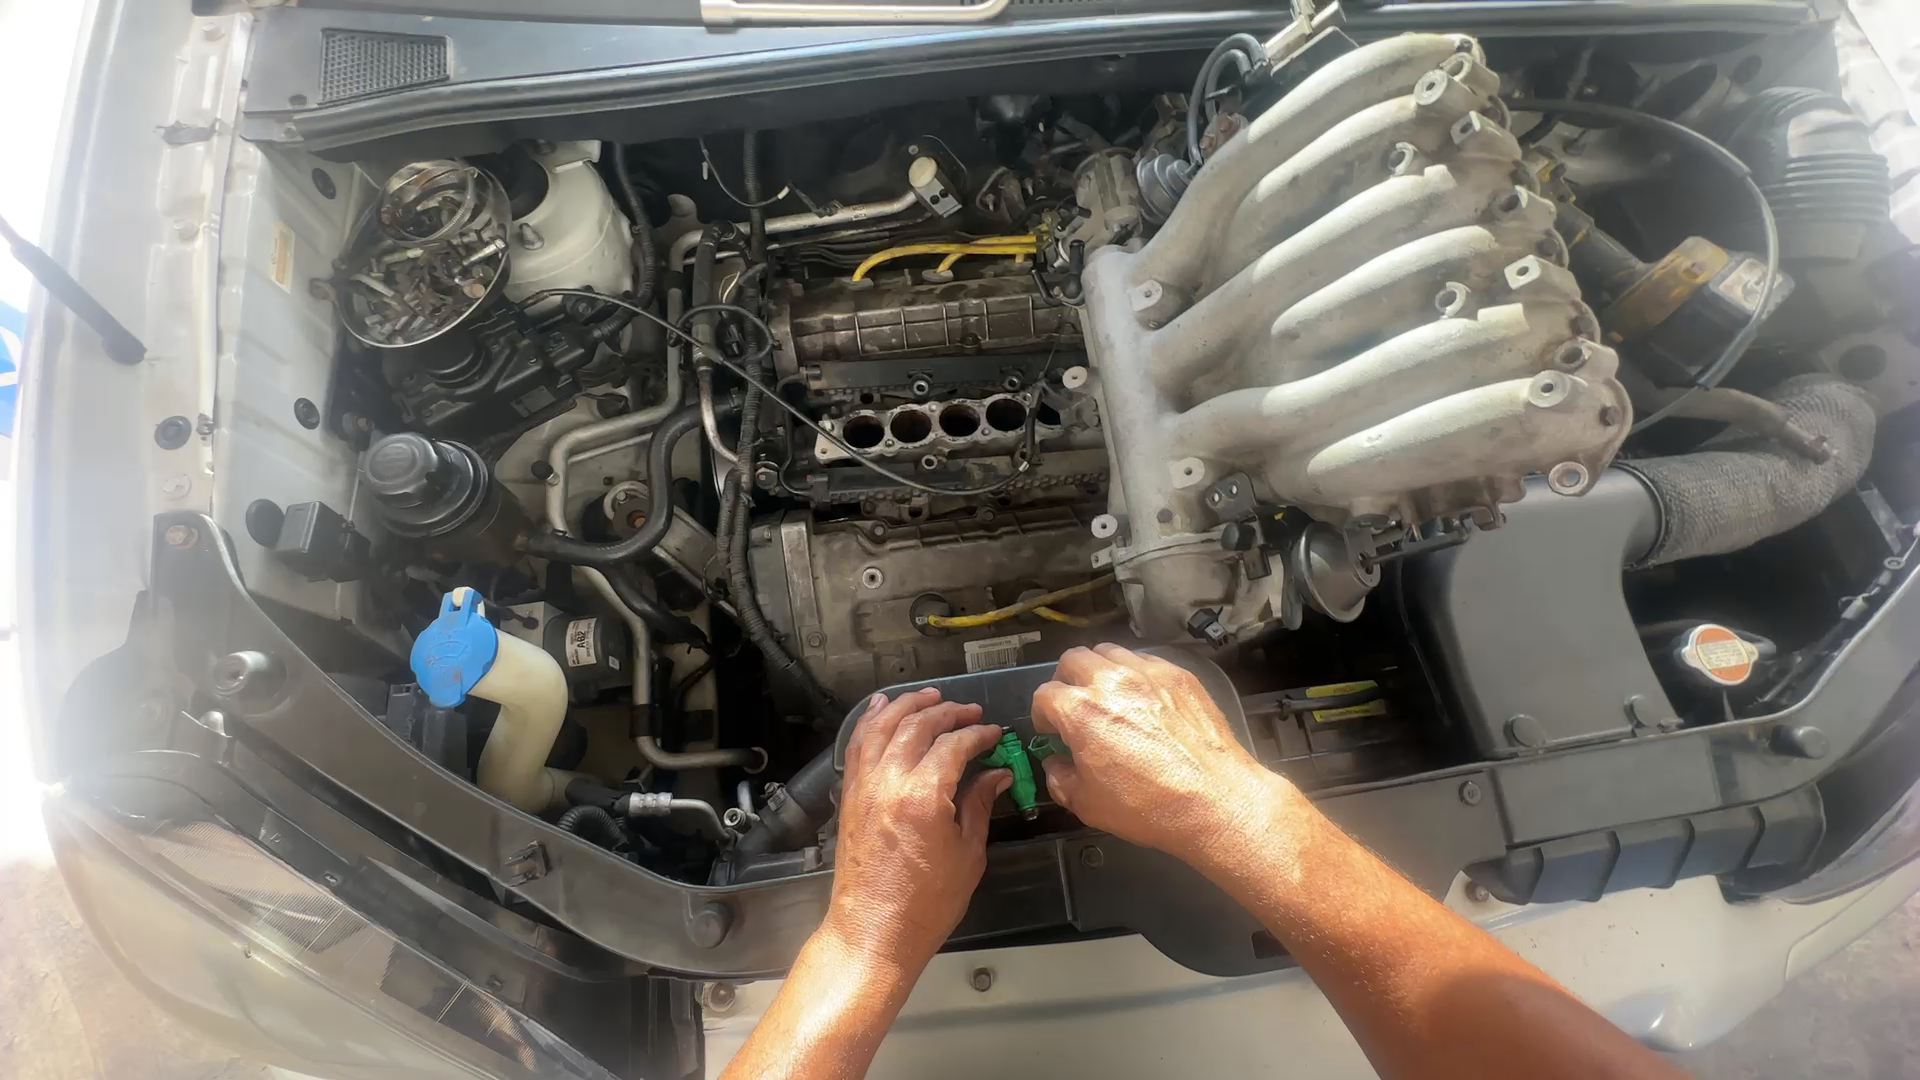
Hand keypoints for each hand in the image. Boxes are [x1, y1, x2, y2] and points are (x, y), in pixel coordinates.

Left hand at [826, 688, 1010, 971]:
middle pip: (918, 725)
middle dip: (948, 712)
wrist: (873, 932)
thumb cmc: (926, 904)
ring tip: (931, 696)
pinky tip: (882, 706)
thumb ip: (979, 805)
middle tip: (970, 712)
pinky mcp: (850, 794)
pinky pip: (858, 743)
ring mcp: (864, 785)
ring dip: (908, 704)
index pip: (954, 745)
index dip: (978, 734)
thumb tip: (998, 773)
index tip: (995, 734)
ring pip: (884, 725)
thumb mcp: (967, 855)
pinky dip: (871, 720)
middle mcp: (889, 781)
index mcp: (923, 796)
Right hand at [1032, 644, 1299, 869]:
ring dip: (1099, 669)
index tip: (1051, 729)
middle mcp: (1110, 682)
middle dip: (1065, 680)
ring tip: (1108, 695)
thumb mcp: (1088, 805)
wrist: (1216, 802)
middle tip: (1074, 704)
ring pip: (1108, 651)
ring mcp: (1147, 673)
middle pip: (1072, 659)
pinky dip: (1134, 673)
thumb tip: (1056, 765)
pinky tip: (1143, 698)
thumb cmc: (1150, 807)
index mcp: (1081, 711)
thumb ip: (1060, 779)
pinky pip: (1145, 660)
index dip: (1043, 713)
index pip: (1044, 694)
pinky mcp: (1178, 675)